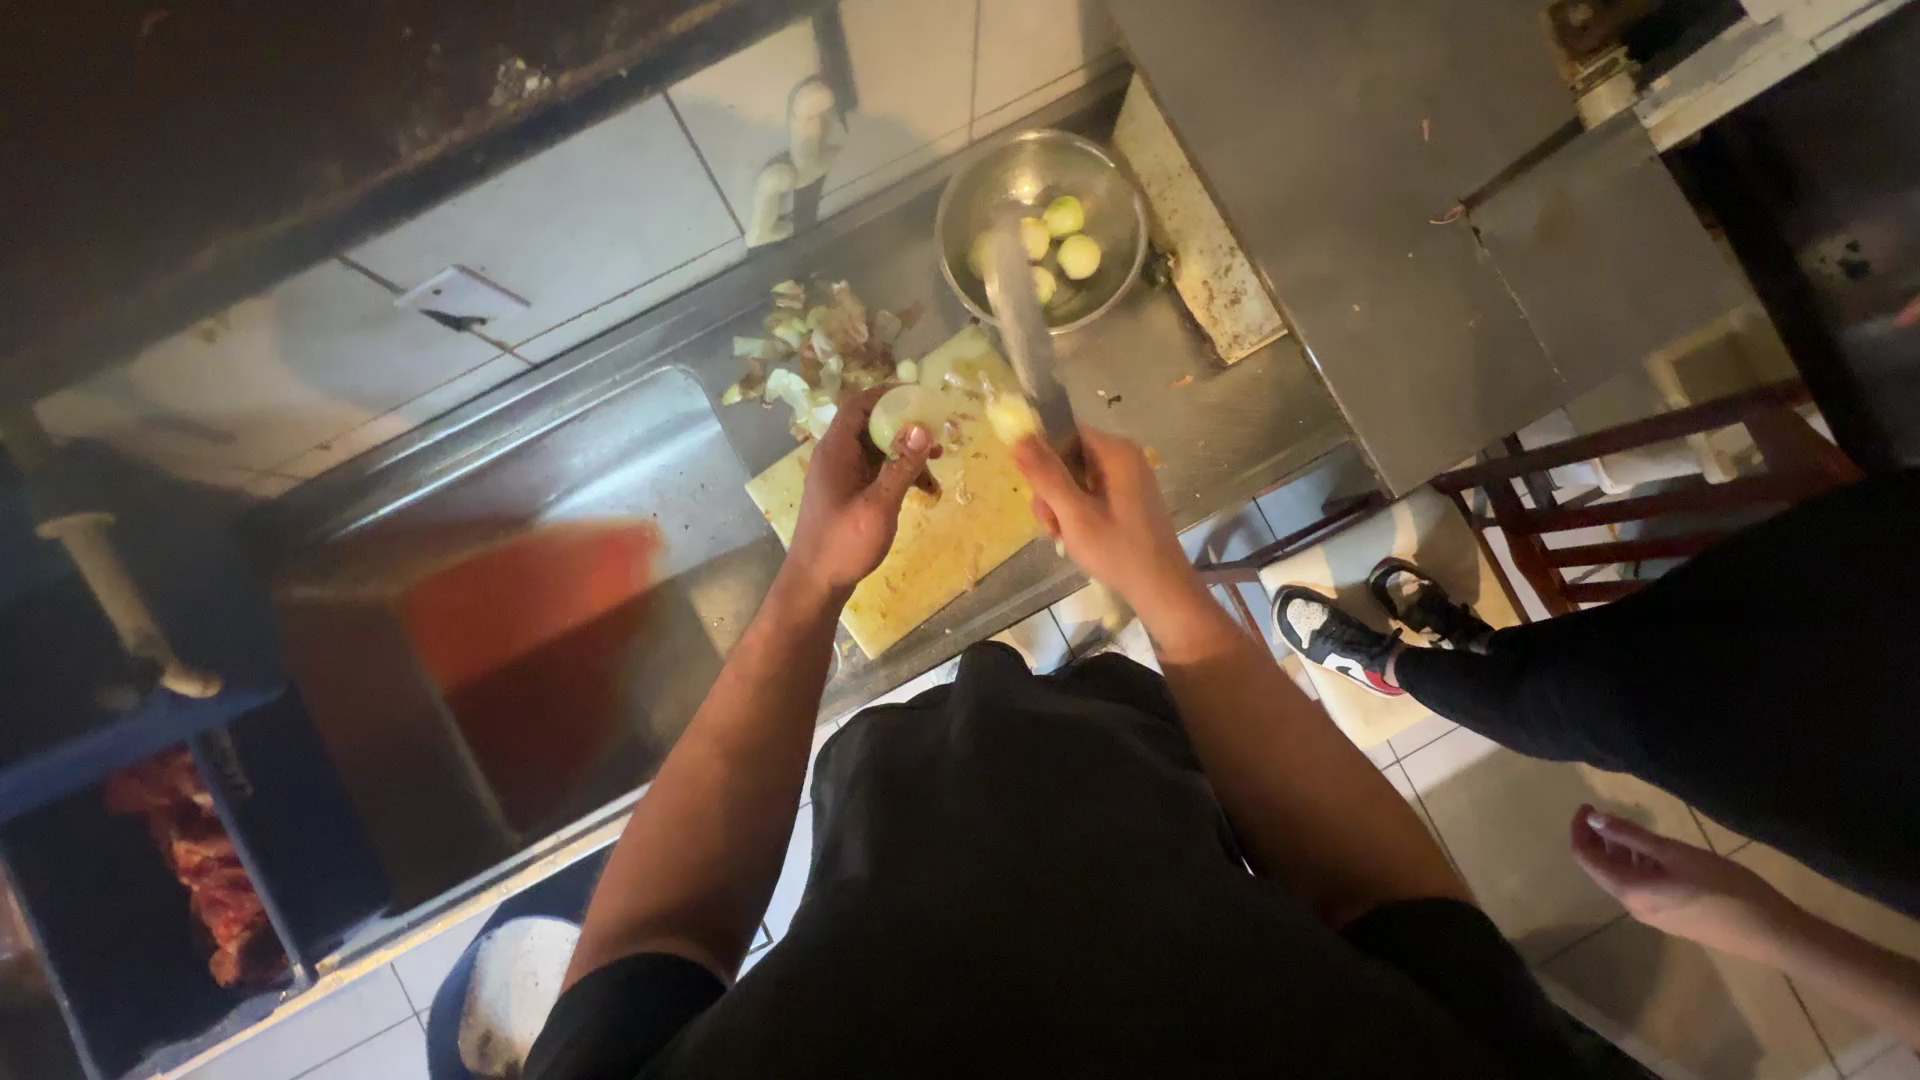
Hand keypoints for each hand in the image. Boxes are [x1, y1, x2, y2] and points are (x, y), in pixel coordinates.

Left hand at [785, 386, 934, 600]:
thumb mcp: (879, 505)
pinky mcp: (847, 494)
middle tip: (937, 435)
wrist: (815, 584)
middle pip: (870, 424)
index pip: (858, 404)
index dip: (887, 395)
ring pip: (876, 450)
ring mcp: (840, 476)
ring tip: (937, 462)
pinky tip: (922, 490)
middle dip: (905, 427)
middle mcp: (835, 457)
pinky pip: (875, 472)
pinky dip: (898, 474)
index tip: (920, 398)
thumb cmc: (844, 544)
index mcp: (835, 451)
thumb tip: (922, 427)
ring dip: (905, 453)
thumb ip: (901, 466)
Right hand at [1010, 429, 1198, 616]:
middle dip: (1051, 489)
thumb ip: (1046, 476)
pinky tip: (1072, 535)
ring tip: (1059, 534)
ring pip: (1074, 478)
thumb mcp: (1075, 515)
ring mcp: (1126, 478)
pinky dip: (1075, 511)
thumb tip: (1019, 438)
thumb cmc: (1118, 551)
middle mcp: (1123, 457)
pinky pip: (1088, 492)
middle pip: (1068, 457)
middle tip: (1049, 523)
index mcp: (1116, 452)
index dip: (1042, 457)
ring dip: (1059, 504)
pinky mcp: (1126, 497)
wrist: (1160, 589)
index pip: (1065, 433)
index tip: (1033, 489)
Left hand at [1570, 805, 1802, 957]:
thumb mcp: (1674, 853)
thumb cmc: (1725, 888)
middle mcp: (1633, 907)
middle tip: (1604, 812)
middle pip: (1599, 867)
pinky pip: (1642, 887)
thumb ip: (1630, 836)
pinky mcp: (1675, 920)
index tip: (1587, 806)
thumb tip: (1593, 819)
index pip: (1584, 856)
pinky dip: (1638, 866)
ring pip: (1622, 877)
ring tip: (1629, 827)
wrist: (1779, 936)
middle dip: (1596, 838)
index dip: (1580, 829)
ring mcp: (1654, 916)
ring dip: (1618, 851)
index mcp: (1628, 891)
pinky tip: (1654, 853)